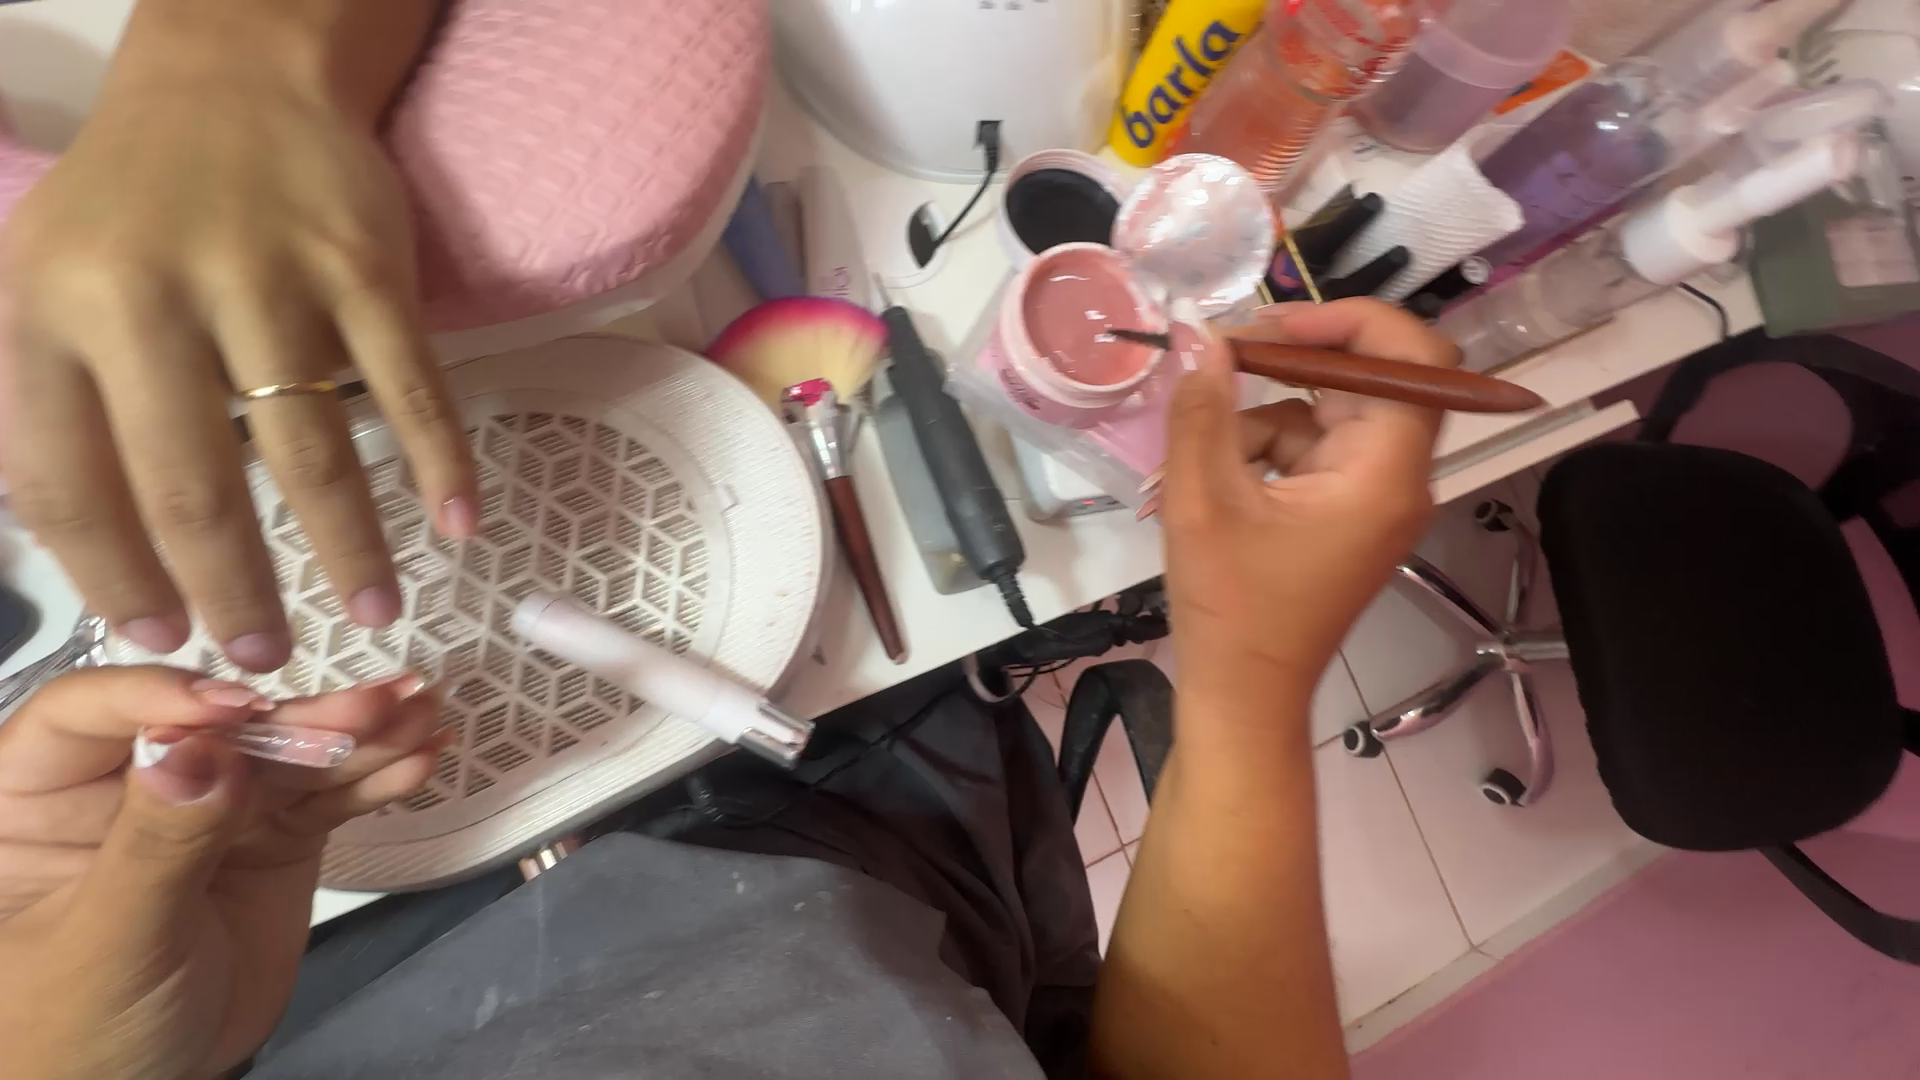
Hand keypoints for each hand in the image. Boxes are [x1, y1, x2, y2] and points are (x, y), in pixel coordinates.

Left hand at [0, 61, 475, 671]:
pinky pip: (410, 392)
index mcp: (43, 309)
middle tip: (271, 655)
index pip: (60, 477)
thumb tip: (122, 531)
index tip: (164, 636)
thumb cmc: (152, 197)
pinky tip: (462, 523)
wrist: (241, 80)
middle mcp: (148, 301)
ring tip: (378, 611)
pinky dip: (442, 464)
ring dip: (351, 546)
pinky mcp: (371, 277)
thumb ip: (74, 393)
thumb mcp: (54, 276)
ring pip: (312, 449)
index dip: (112, 571)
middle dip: (236, 586)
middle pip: (193, 481)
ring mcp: (273, 287)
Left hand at [0, 667, 444, 1078]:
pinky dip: (382, 778)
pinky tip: (422, 761)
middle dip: (310, 717)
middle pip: (231, 730)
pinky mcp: (285, 834)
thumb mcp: (111, 943)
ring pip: (298, 755)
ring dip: (367, 736)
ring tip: (424, 716)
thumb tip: (196, 747)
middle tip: (381, 707)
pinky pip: (336, 796)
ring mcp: (226, 811)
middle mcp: (141, 792)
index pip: (93, 718)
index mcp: (45, 808)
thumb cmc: (75, 1035)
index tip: (245, 709)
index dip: (165, 696)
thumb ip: (157, 845)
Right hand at [1152, 299, 1458, 702]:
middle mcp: (1397, 479)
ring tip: (1192, 466)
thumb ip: (1201, 411)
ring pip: (1322, 418)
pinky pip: (1308, 455)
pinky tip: (1209, 486)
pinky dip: (1259, 455)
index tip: (1269, 324)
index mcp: (1383, 473)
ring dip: (1255, 424)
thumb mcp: (1201, 500)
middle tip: (1218, 362)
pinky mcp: (1344, 516)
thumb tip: (1200, 339)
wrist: (1243, 690)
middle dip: (1285, 368)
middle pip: (1363, 383)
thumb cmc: (1229, 604)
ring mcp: (1372, 499)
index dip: (1347, 321)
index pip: (1411, 358)